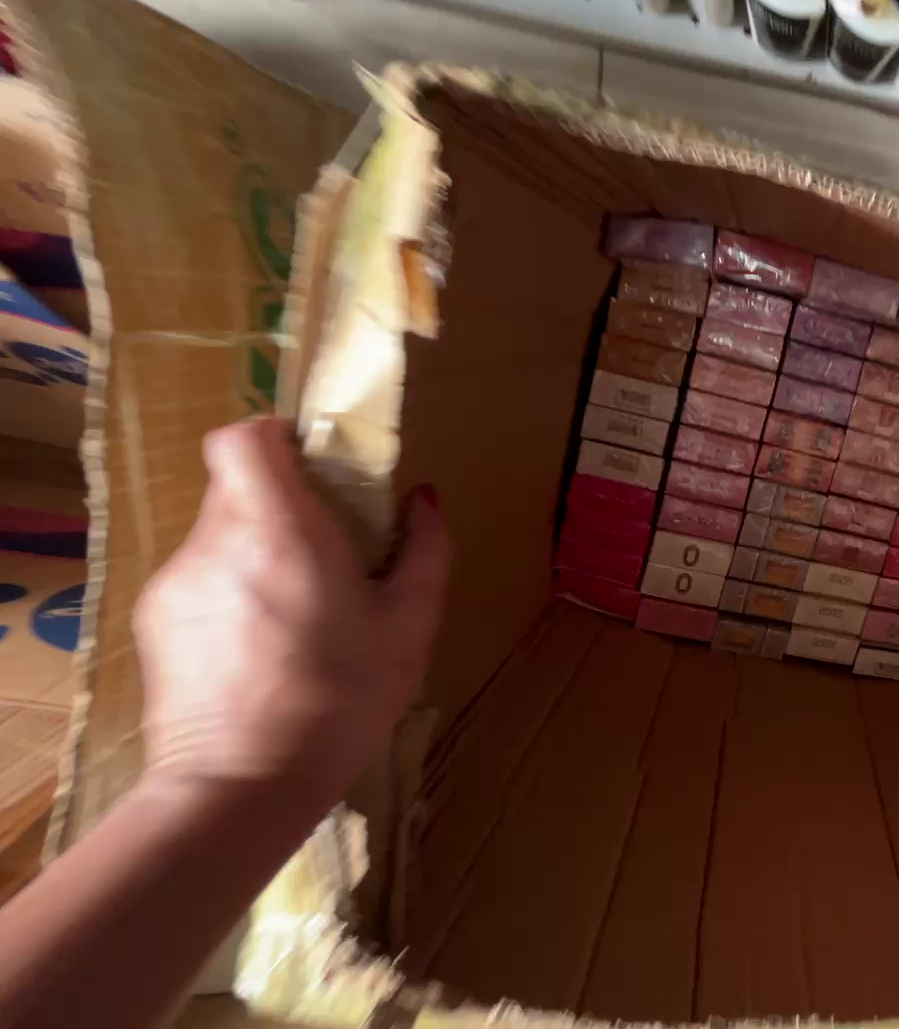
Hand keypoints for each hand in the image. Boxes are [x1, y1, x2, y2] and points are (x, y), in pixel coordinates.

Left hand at [131, 417, 450, 806]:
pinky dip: (243, 577)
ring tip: (312, 598)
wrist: (246, 781)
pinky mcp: (157, 618)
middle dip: (293, 497)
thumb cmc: (347, 692)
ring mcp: (176, 582)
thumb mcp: (412, 620)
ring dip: (269, 541)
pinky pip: (205, 570)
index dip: (280, 433)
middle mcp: (215, 544)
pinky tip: (273, 633)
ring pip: (224, 529)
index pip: (244, 440)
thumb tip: (423, 498)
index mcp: (282, 534)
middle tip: (341, 541)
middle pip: (240, 484)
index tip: (323, 458)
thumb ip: (425, 547)